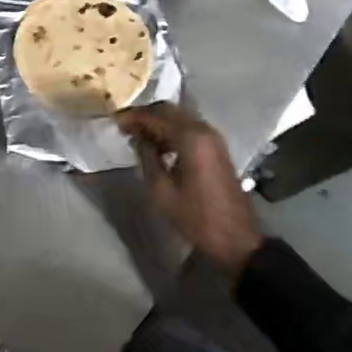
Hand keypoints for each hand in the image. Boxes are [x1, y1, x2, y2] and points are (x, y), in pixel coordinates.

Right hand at [118, 102, 263, 280]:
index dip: (132, 117)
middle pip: (168, 110)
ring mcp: (213, 138)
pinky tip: (159, 146)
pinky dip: (172, 131)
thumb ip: (147, 157)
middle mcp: (203, 130)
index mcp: (190, 138)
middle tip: (125, 126)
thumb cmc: (196, 217)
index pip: (154, 116)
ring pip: (179, 117)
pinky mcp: (217, 148)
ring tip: (138, 136)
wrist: (237, 241)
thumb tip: (138, 138)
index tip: (115, 122)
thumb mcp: (162, 191)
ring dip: (158, 122)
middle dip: (145, 115)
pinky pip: (189, 128)